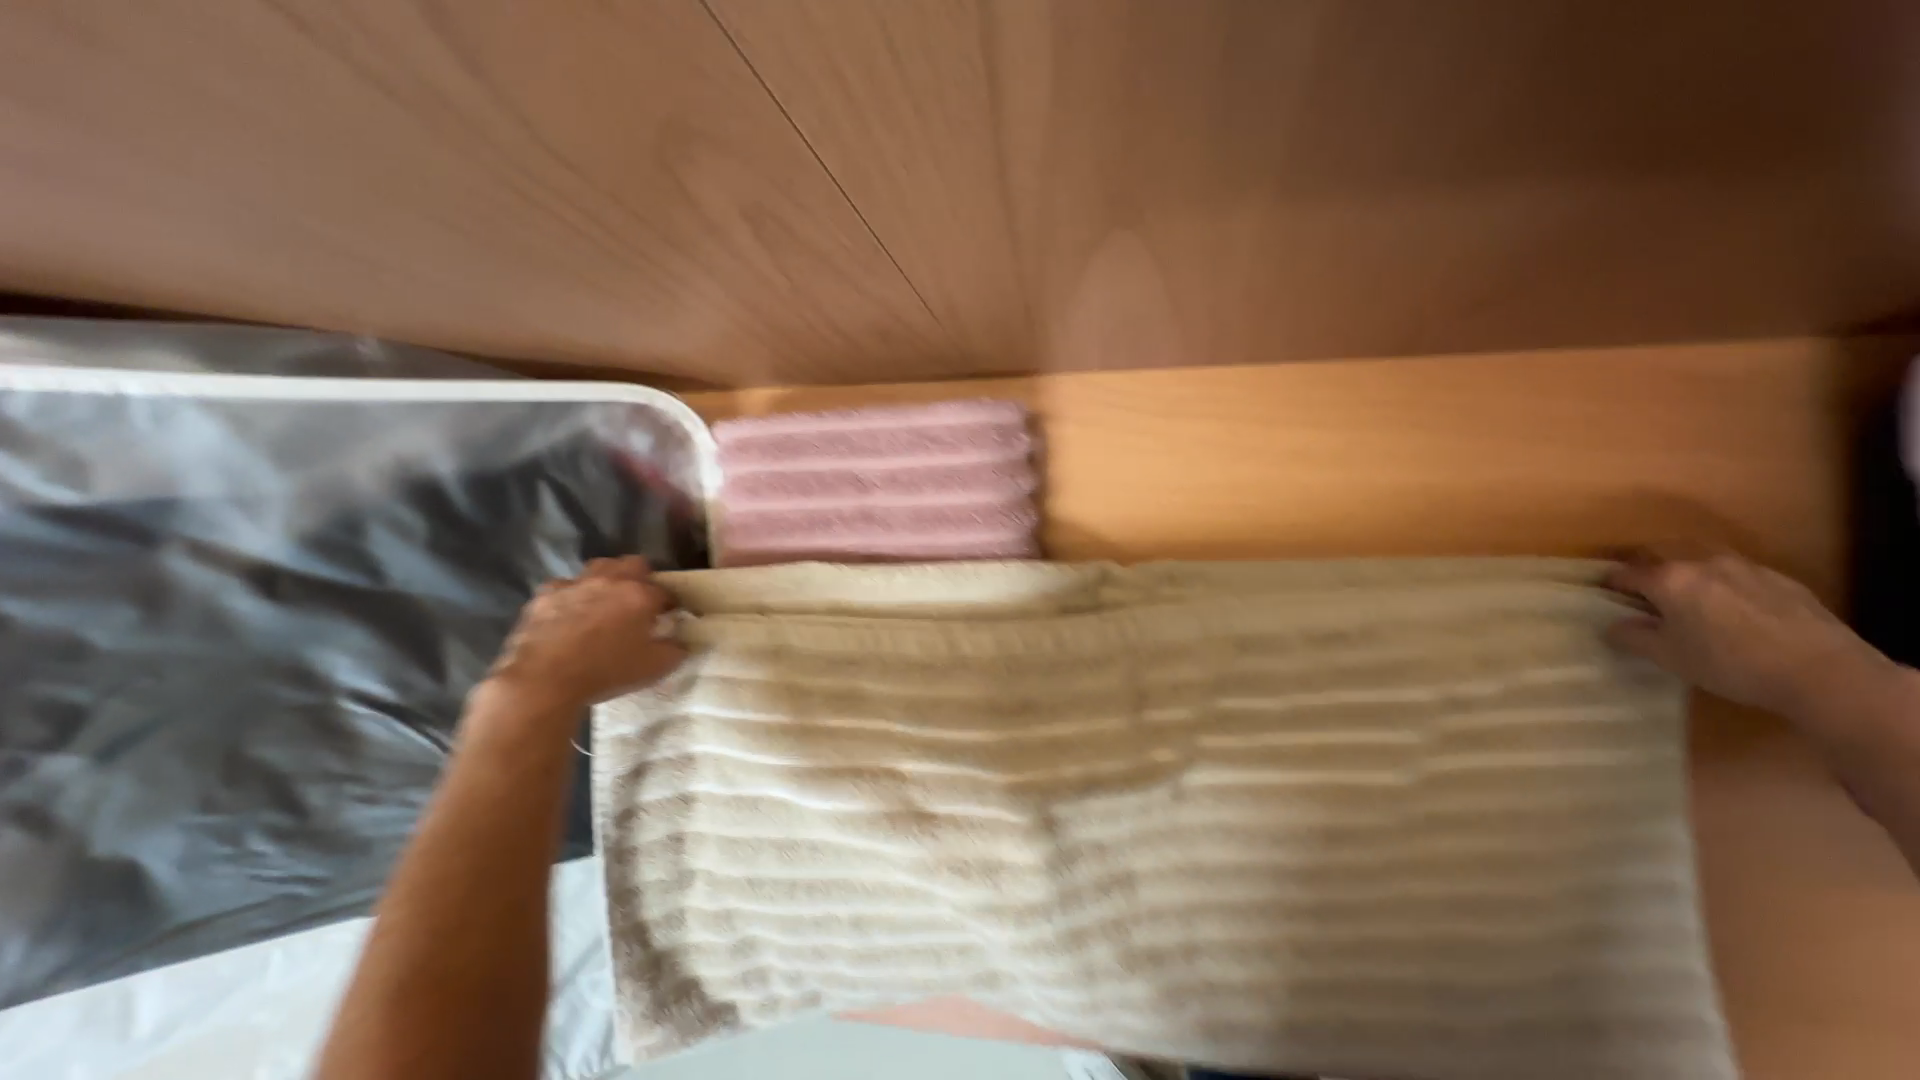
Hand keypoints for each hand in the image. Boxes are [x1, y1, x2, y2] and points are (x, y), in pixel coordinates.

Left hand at [481, 556, 686, 711]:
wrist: (544, 679)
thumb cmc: (605, 672)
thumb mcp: (654, 669)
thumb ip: (675, 651)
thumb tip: (681, 642)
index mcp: (641, 596)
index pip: (666, 591)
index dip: (670, 604)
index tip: (669, 616)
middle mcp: (611, 581)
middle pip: (633, 564)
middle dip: (641, 578)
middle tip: (638, 602)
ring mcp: (576, 584)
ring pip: (598, 567)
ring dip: (606, 579)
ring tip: (604, 603)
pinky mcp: (546, 594)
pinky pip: (565, 586)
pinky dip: (571, 596)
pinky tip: (569, 614)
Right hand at [1603, 544, 1895, 720]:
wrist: (1823, 671)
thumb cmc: (1730, 664)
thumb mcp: (1669, 658)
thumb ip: (1633, 637)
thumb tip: (1614, 626)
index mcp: (1669, 580)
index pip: (1625, 573)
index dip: (1610, 585)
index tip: (1605, 597)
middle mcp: (1704, 563)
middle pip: (1664, 559)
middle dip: (1650, 575)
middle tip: (1648, 601)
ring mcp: (1747, 568)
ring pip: (1704, 565)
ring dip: (1691, 579)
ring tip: (1696, 607)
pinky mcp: (1782, 580)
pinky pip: (1740, 577)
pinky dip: (1728, 589)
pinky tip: (1740, 616)